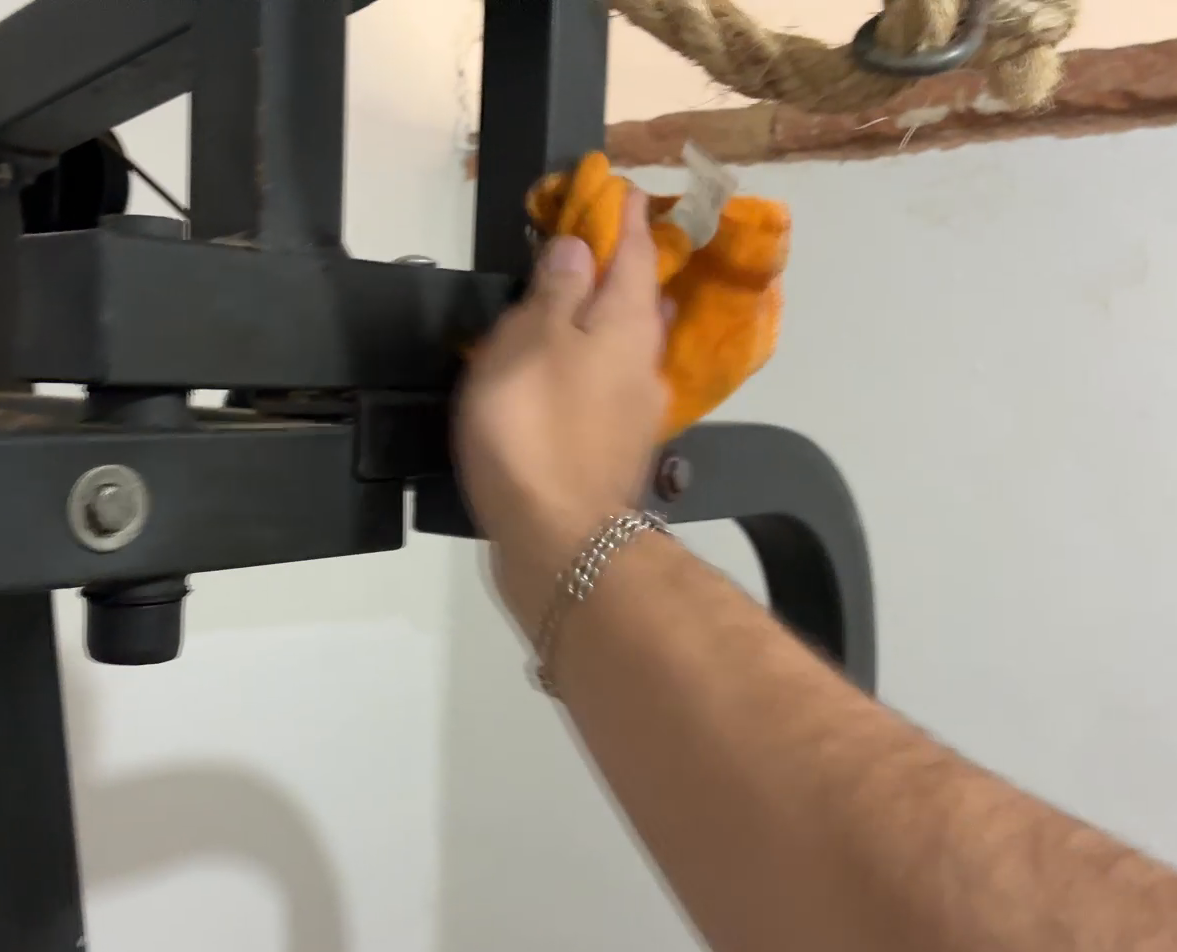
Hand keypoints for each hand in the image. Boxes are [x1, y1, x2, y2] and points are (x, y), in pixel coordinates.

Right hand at [454, 186, 669, 635]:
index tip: (612, 188)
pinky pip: (608, 387)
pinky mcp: (617, 449)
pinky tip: (567, 377)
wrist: (558, 539)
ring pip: (625, 347)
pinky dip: (591, 367)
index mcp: (628, 323)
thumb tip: (578, 248)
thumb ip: (557, 291)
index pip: (634, 248)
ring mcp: (637, 411)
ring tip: (570, 309)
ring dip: (604, 321)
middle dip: (617, 269)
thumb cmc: (533, 431)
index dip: (621, 214)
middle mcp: (646, 361)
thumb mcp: (530, 345)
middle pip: (638, 299)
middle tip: (585, 249)